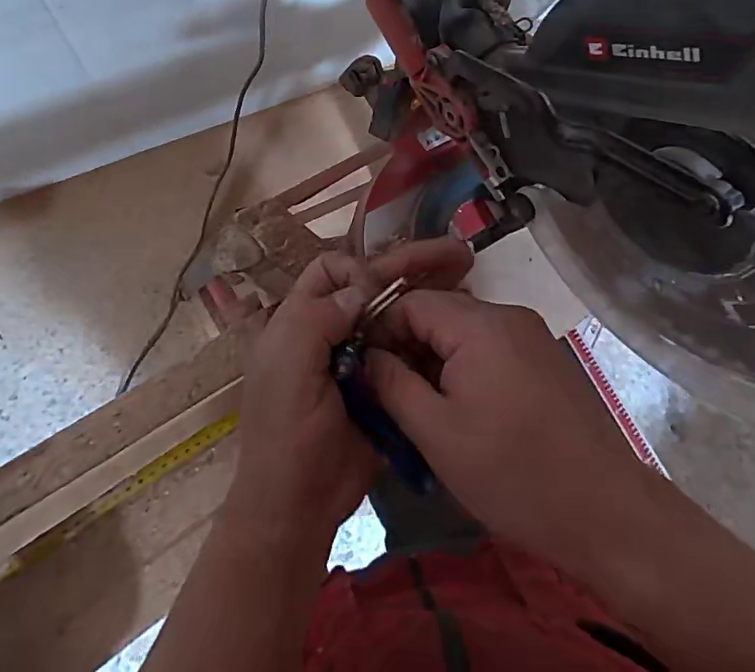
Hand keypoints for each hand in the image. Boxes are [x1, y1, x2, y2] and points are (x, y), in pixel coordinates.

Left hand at [228, 239, 473, 541]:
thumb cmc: (285, 430)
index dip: (356, 270)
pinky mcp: (385, 386)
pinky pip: (409, 350)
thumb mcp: (287, 366)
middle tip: (458, 252)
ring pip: (395, 314)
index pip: (330, 270)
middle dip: (410, 265)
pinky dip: (432, 333)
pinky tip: (462, 324)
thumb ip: (316, 318)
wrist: (300, 502)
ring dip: (427, 293)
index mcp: (299, 320)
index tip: (377, 292)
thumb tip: (361, 288)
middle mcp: (331, 331)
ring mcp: (360, 358)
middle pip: (371, 286)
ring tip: (469, 277)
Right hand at [364, 289, 656, 552]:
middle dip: (407, 347)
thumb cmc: (514, 475)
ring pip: (462, 331)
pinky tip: (461, 409)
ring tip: (423, 407)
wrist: (610, 516)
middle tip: (391, 394)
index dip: (380, 332)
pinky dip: (465, 367)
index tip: (366, 371)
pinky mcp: (545, 358)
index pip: (409, 302)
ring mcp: (531, 336)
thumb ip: (391, 384)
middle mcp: (508, 316)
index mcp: (480, 326)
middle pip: (438, 312)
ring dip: (435, 360)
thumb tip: (366, 355)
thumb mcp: (436, 433)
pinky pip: (489, 346)